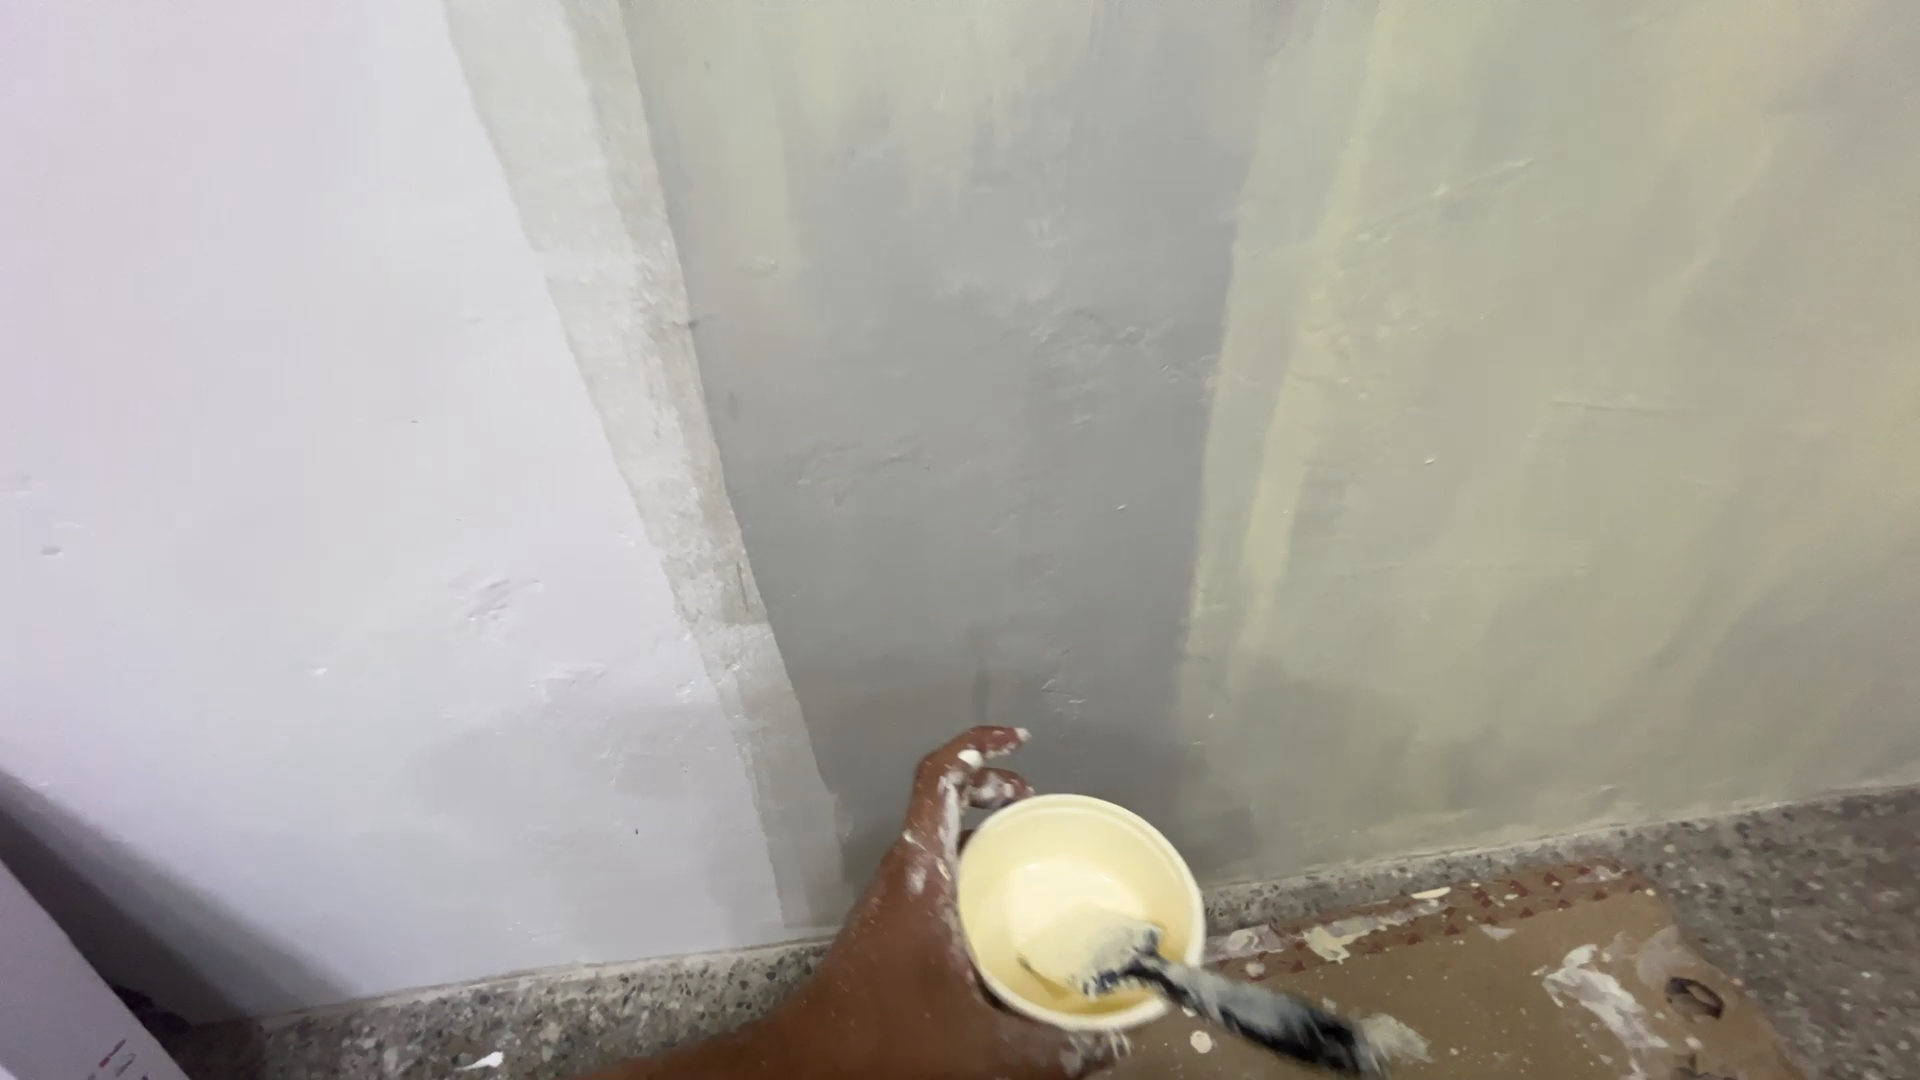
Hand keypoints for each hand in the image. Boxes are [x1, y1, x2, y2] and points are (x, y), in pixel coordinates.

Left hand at [773, 726, 1126, 1079]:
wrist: (814, 1060)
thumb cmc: (890, 1036)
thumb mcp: (981, 1044)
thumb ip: (1053, 1047)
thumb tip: (1115, 1042)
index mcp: (921, 869)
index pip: (939, 777)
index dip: (976, 745)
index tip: (1018, 741)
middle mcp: (906, 867)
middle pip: (941, 793)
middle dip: (988, 780)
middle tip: (1031, 795)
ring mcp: (897, 889)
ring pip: (939, 829)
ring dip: (979, 820)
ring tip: (1024, 837)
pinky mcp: (895, 914)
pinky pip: (937, 861)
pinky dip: (969, 856)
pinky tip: (998, 898)